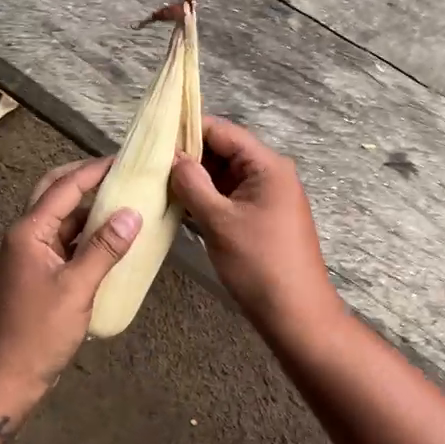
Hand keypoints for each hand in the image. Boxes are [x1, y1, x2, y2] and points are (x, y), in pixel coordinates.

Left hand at [0, 157, 141, 390]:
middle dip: (86, 179)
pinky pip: (64, 241)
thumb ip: (104, 249)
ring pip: (61, 218)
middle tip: (120, 173)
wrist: (9, 372)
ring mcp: (31, 252)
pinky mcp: (39, 271)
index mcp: (29, 230)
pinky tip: (112, 239)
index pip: (65, 187)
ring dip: (89, 209)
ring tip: (125, 201)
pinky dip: (86, 235)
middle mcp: (26, 234)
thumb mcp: (78, 288)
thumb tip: (132, 213)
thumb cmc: (41, 330)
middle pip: (56, 193)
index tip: (124, 159)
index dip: (94, 170)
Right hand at [169, 117, 342, 329]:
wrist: (296, 315)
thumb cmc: (259, 264)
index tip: (153, 135)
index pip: (222, 131)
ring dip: (193, 176)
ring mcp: (264, 195)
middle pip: (221, 150)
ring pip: (221, 173)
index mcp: (267, 166)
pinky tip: (175, 201)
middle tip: (148, 160)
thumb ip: (192, 183)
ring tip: (155, 179)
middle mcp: (268, 173)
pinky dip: (203, 195)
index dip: (188, 129)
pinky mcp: (258, 215)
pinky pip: (226, 194)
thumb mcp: (219, 221)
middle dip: (187, 154)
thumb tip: (171, 157)